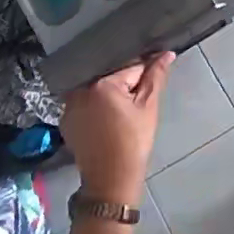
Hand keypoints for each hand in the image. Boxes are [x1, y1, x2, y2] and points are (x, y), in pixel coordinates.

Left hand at [61, 53, 173, 206]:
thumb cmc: (133, 142)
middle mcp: (79, 89)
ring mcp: (69, 105)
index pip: (130, 68)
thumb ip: (155, 77)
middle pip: (110, 77)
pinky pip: (85, 104)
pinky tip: (107, 119)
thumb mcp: (148, 108)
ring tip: (123, 109)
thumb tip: (166, 54)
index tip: (154, 81)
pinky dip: (96, 106)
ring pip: (96, 90)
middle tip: (139, 99)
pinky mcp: (66, 120)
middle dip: (126, 83)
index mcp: (100, 83)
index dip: (145, 74)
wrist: (111, 180)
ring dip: (109, 93)